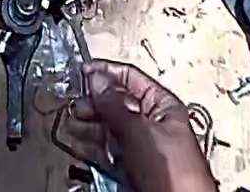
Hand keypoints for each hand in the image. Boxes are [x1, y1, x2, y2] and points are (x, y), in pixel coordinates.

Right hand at [54, 61, 218, 191]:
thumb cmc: (177, 176)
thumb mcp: (140, 130)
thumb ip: (115, 103)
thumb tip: (96, 79)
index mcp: (164, 107)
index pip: (130, 77)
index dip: (106, 72)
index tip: (83, 72)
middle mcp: (153, 126)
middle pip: (117, 104)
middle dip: (94, 101)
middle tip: (75, 101)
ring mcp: (142, 150)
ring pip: (110, 129)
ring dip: (89, 124)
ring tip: (72, 121)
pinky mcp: (133, 173)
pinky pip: (108, 153)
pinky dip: (92, 147)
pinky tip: (79, 144)